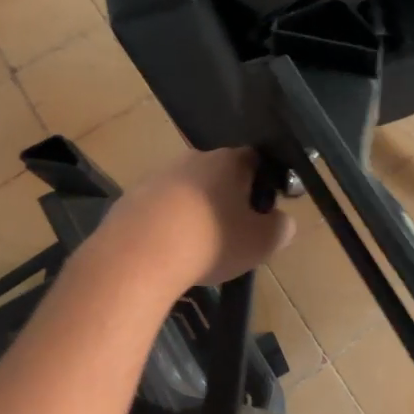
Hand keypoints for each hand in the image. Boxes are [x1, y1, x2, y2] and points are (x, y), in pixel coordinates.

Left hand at [107, 148, 296, 287]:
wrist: (137, 256)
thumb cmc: (210, 242)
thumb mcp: (262, 242)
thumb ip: (281, 228)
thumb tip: (281, 221)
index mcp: (230, 160)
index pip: (256, 161)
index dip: (263, 186)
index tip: (261, 216)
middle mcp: (194, 158)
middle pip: (220, 175)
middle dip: (227, 201)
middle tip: (231, 236)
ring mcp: (159, 175)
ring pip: (188, 192)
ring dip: (195, 213)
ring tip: (195, 250)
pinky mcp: (131, 197)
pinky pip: (159, 209)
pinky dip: (166, 226)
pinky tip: (167, 253)